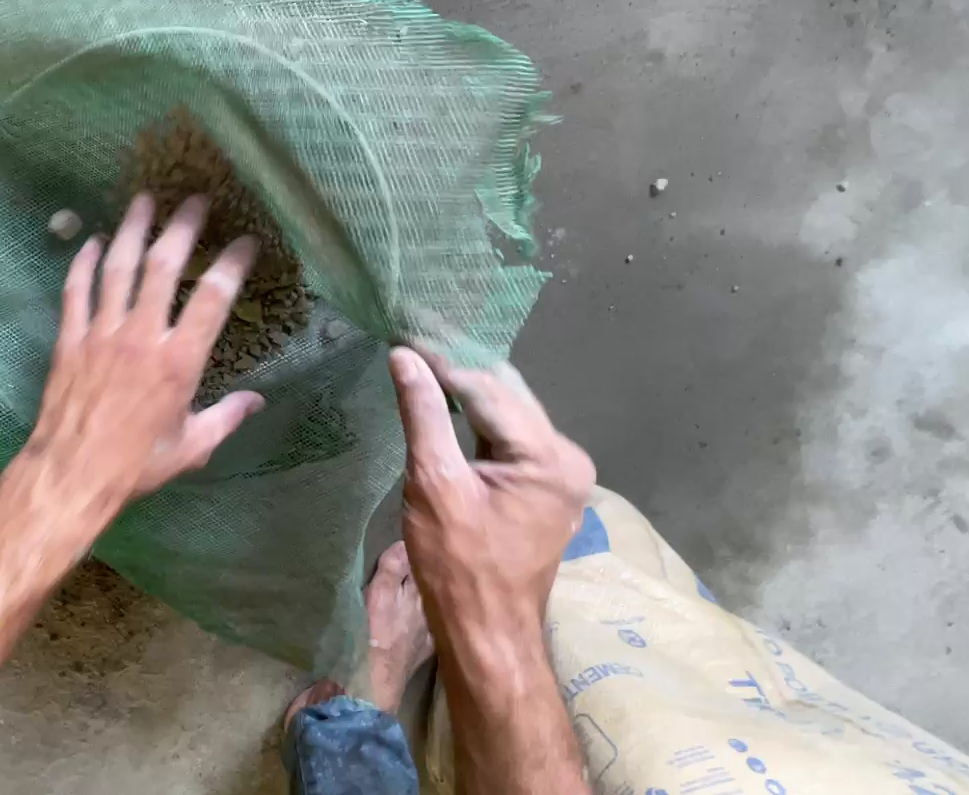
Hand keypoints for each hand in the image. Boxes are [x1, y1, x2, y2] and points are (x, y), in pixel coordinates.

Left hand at [13, 193, 265, 525]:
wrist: (73, 474)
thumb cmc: (137, 465)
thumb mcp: (192, 447)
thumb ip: (226, 418)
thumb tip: (257, 400)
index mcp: (178, 361)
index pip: (212, 300)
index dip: (232, 264)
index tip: (246, 240)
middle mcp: (142, 336)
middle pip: (163, 267)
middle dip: (181, 228)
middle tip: (194, 199)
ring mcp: (101, 332)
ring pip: (118, 268)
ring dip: (132, 229)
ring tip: (144, 199)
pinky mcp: (70, 338)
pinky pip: (76, 291)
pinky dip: (83, 262)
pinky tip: (91, 240)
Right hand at [389, 345, 593, 636]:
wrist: (484, 628)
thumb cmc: (457, 561)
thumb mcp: (434, 481)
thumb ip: (423, 414)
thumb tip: (404, 356)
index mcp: (550, 457)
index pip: (488, 389)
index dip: (441, 364)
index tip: (401, 341)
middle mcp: (567, 456)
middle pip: (504, 393)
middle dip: (455, 370)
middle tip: (408, 347)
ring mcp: (560, 470)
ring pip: (505, 409)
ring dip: (463, 390)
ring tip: (418, 367)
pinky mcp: (543, 482)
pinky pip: (506, 433)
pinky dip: (473, 416)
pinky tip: (442, 402)